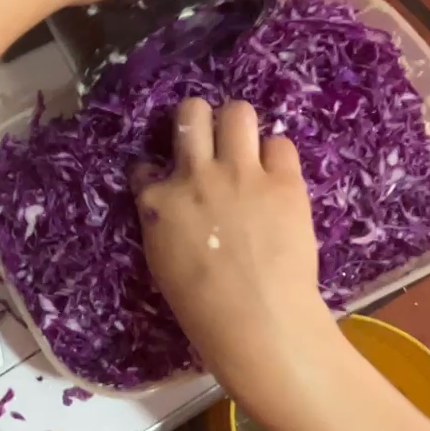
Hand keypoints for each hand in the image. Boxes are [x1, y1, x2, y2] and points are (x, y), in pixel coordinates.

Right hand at [133, 99, 336, 398]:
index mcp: (157, 200)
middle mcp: (194, 175)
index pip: (144, 164)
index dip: (156, 168)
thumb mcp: (160, 258)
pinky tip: (274, 176)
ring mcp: (240, 173)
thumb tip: (169, 203)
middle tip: (207, 138)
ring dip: (237, 124)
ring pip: (237, 112)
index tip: (165, 178)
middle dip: (196, 117)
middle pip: (191, 113)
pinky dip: (275, 157)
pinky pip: (280, 144)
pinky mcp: (284, 181)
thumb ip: (162, 220)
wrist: (256, 318)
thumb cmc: (199, 304)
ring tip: (243, 144)